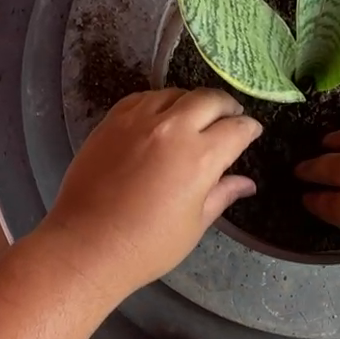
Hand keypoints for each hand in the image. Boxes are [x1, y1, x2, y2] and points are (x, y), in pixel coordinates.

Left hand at [37, 88, 260, 295]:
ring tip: (195, 117)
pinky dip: (159, 102)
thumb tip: (246, 183)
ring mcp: (138, 120)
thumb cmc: (148, 245)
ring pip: (175, 93)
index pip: (237, 129)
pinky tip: (160, 117)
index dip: (250, 129)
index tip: (252, 132)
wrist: (87, 245)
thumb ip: (222, 194)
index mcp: (200, 157)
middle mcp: (172, 129)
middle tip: (230, 118)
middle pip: (209, 99)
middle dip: (227, 107)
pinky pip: (143, 98)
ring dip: (192, 102)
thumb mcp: (194, 223)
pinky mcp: (112, 121)